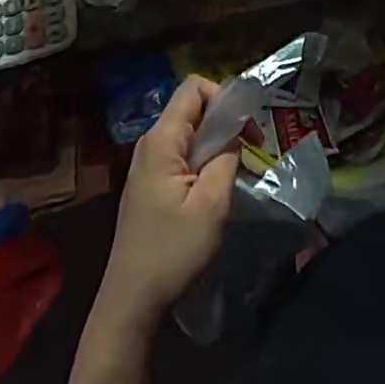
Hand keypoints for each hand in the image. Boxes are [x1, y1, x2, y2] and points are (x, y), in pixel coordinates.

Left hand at [99, 77, 238, 320]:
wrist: (132, 296)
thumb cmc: (172, 251)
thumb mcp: (211, 206)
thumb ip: (225, 159)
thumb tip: (233, 134)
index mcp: (162, 140)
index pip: (193, 87)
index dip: (225, 96)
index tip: (248, 128)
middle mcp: (151, 141)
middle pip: (192, 107)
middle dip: (225, 120)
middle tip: (252, 150)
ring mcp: (147, 161)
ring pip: (188, 131)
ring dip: (216, 142)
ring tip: (237, 169)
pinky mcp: (150, 180)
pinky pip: (181, 152)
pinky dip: (203, 158)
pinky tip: (215, 185)